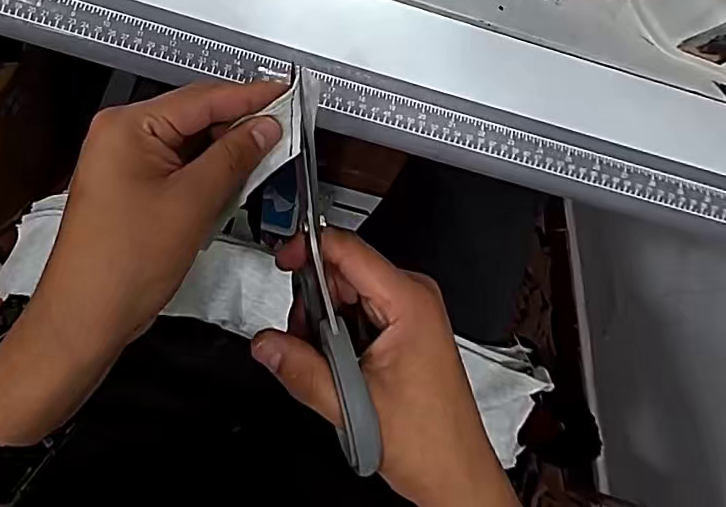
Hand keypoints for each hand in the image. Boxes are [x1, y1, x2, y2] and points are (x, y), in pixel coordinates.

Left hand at [0, 78, 286, 445]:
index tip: (283, 92)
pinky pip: (179, 162)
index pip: (203, 97)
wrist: (82, 321)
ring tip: (264, 155)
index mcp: (128, 126)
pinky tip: (234, 177)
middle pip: (196, 115)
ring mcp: (124, 158)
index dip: (250, 96)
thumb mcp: (193, 203)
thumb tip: (263, 128)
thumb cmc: (118, 267)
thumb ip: (235, 157)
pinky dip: (208, 169)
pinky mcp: (131, 182)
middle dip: (241, 124)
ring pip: (190, 140)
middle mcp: (121, 133)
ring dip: (226, 150)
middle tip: (282, 128)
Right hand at [253, 230, 517, 506]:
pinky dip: (339, 328)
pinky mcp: (404, 322)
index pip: (348, 249)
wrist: (458, 477)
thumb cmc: (430, 443)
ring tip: (325, 360)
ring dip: (325, 319)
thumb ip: (302, 370)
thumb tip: (267, 344)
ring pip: (348, 289)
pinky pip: (359, 305)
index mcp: (408, 300)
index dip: (309, 247)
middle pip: (344, 269)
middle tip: (302, 338)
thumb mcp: (354, 407)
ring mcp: (410, 307)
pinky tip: (340, 362)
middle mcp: (412, 294)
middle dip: (313, 300)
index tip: (283, 258)